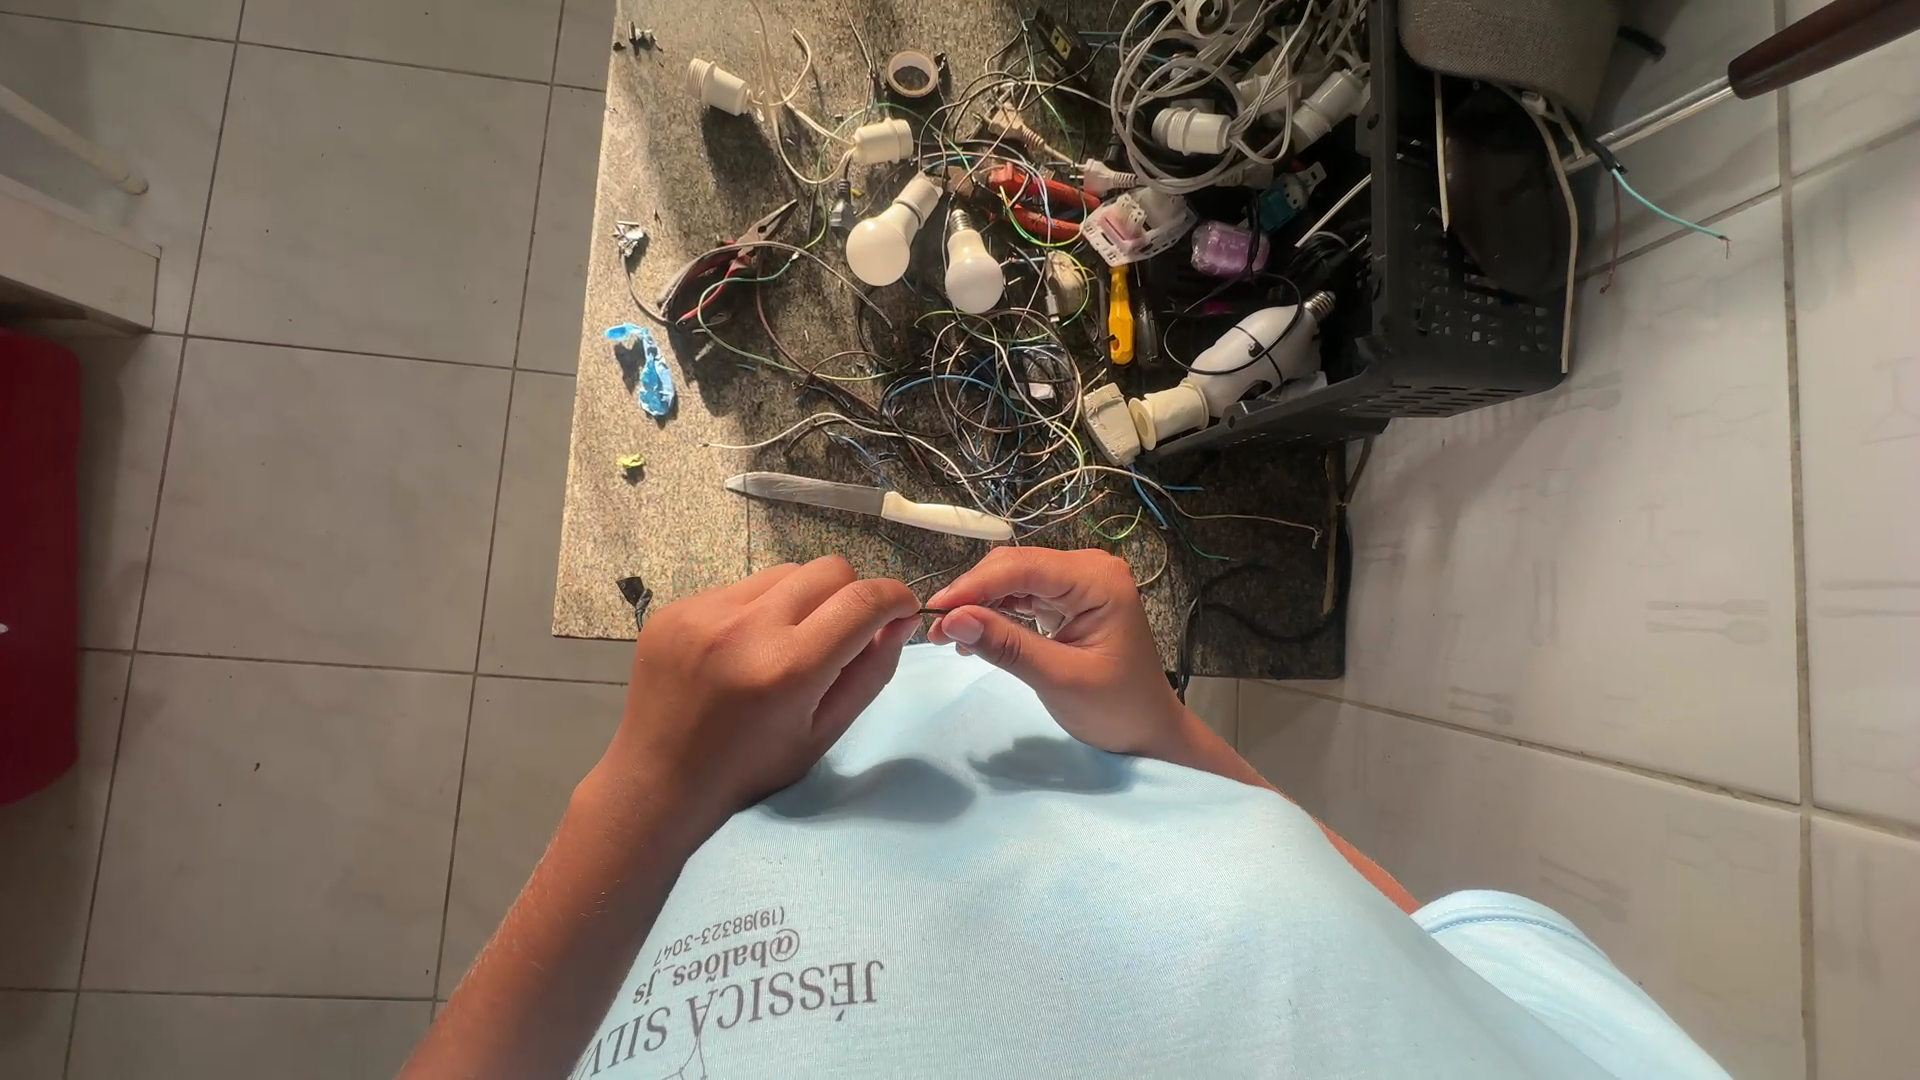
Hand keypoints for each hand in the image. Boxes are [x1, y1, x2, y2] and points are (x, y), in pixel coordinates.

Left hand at [597, 557, 919, 827]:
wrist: (657, 780)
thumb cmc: (751, 767)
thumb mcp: (825, 732)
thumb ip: (871, 672)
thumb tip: (901, 621)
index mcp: (789, 668)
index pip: (863, 601)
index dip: (895, 597)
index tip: (901, 610)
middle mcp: (747, 627)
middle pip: (829, 569)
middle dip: (851, 594)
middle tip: (840, 633)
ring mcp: (705, 611)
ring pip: (786, 572)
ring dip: (804, 597)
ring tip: (785, 641)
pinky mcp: (678, 606)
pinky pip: (743, 586)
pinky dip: (759, 608)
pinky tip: (741, 648)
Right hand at [925, 547, 1190, 758]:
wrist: (1148, 733)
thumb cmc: (1116, 709)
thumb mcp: (1059, 679)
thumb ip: (1006, 646)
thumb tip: (952, 619)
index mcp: (1097, 579)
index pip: (1023, 567)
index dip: (974, 585)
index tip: (934, 610)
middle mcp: (1087, 569)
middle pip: (1014, 567)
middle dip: (972, 594)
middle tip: (933, 628)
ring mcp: (1077, 583)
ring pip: (1012, 579)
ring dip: (978, 603)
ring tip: (945, 634)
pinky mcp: (1067, 600)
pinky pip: (1021, 596)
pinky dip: (994, 613)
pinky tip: (972, 635)